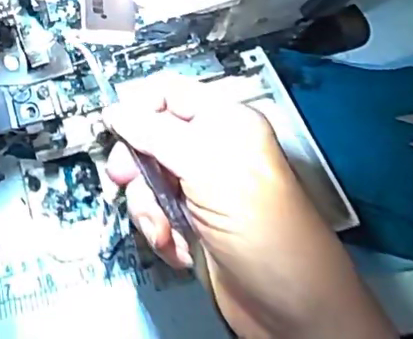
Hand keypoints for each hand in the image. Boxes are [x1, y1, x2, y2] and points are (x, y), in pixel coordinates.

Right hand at [105, 80, 394, 338]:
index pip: (171, 95)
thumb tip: (120, 112)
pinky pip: (153, 211)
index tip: (117, 126)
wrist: (295, 318)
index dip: (141, 106)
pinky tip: (177, 245)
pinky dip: (157, 230)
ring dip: (147, 205)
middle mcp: (212, 151)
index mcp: (226, 123)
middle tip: (126, 177)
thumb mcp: (209, 171)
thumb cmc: (276, 239)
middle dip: (137, 163)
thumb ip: (158, 134)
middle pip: (150, 136)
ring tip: (164, 226)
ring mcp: (201, 189)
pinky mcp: (192, 223)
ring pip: (147, 178)